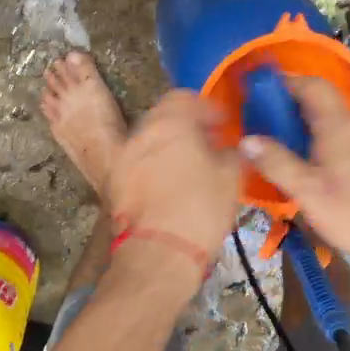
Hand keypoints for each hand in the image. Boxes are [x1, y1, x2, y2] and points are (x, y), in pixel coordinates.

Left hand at [109, 90, 242, 264]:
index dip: (207, 109)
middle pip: (165, 116)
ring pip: (150, 140)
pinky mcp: (115, 183)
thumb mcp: (232, 178)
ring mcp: (124, 157)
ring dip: (170, 146)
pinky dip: (155, 166)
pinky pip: (139, 163)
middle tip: (208, 144)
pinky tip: (171, 186)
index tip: (222, 125)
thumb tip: (232, 147)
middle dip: (187, 126)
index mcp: (172, 122)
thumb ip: (234, 153)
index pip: (187, 97)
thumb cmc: (200, 210)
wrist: (158, 253)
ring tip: (191, 167)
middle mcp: (143, 132)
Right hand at [239, 76, 349, 269]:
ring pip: (332, 120)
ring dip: (304, 123)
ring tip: (277, 141)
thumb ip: (277, 163)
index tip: (257, 90)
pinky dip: (320, 138)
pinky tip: (306, 161)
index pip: (311, 85)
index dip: (284, 82)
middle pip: (321, 100)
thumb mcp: (308, 192)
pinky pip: (342, 136)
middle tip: (260, 120)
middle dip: (290, 104)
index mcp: (339, 125)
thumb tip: (246, 140)